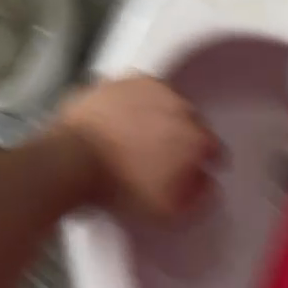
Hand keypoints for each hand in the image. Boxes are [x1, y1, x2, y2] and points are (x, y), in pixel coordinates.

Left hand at [50, 74, 218, 219]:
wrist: (74, 158)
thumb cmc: (123, 187)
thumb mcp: (170, 209)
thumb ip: (199, 193)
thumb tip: (206, 180)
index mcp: (194, 135)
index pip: (213, 146)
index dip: (204, 160)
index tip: (192, 170)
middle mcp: (175, 102)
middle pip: (189, 119)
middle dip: (182, 135)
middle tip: (164, 154)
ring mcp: (145, 85)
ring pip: (163, 100)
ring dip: (159, 114)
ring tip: (141, 134)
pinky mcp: (118, 78)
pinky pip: (135, 90)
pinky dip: (134, 102)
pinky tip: (123, 117)